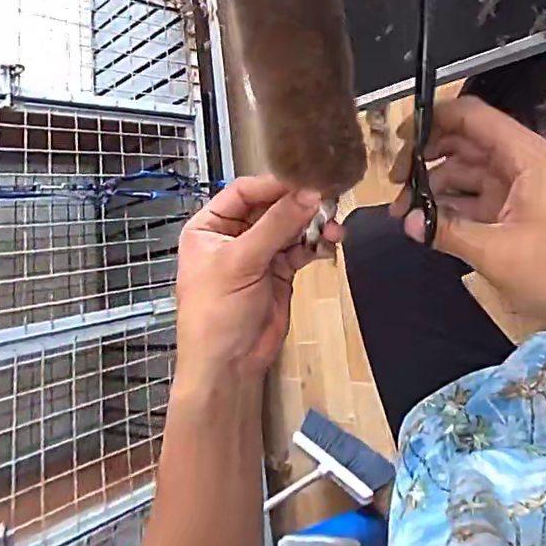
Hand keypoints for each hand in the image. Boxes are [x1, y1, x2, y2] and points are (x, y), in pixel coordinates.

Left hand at [173, 176, 342, 384]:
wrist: (229, 365)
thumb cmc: (216, 312)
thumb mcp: (241, 262)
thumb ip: (277, 224)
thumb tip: (311, 193)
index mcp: (210, 226)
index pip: (245, 191)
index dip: (276, 185)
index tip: (307, 181)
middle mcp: (235, 234)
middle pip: (273, 206)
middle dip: (301, 205)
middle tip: (329, 202)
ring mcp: (260, 251)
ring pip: (292, 225)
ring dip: (315, 225)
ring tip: (334, 230)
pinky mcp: (281, 268)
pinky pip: (303, 246)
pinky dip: (318, 243)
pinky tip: (332, 244)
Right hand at [389, 95, 545, 337]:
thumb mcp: (500, 253)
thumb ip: (449, 232)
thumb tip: (407, 221)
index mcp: (522, 154)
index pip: (470, 115)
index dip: (431, 119)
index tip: (398, 141)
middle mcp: (520, 161)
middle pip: (464, 142)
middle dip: (425, 158)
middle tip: (393, 184)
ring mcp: (519, 187)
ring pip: (468, 172)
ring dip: (436, 187)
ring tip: (402, 213)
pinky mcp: (518, 212)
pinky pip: (478, 199)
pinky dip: (453, 208)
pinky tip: (428, 225)